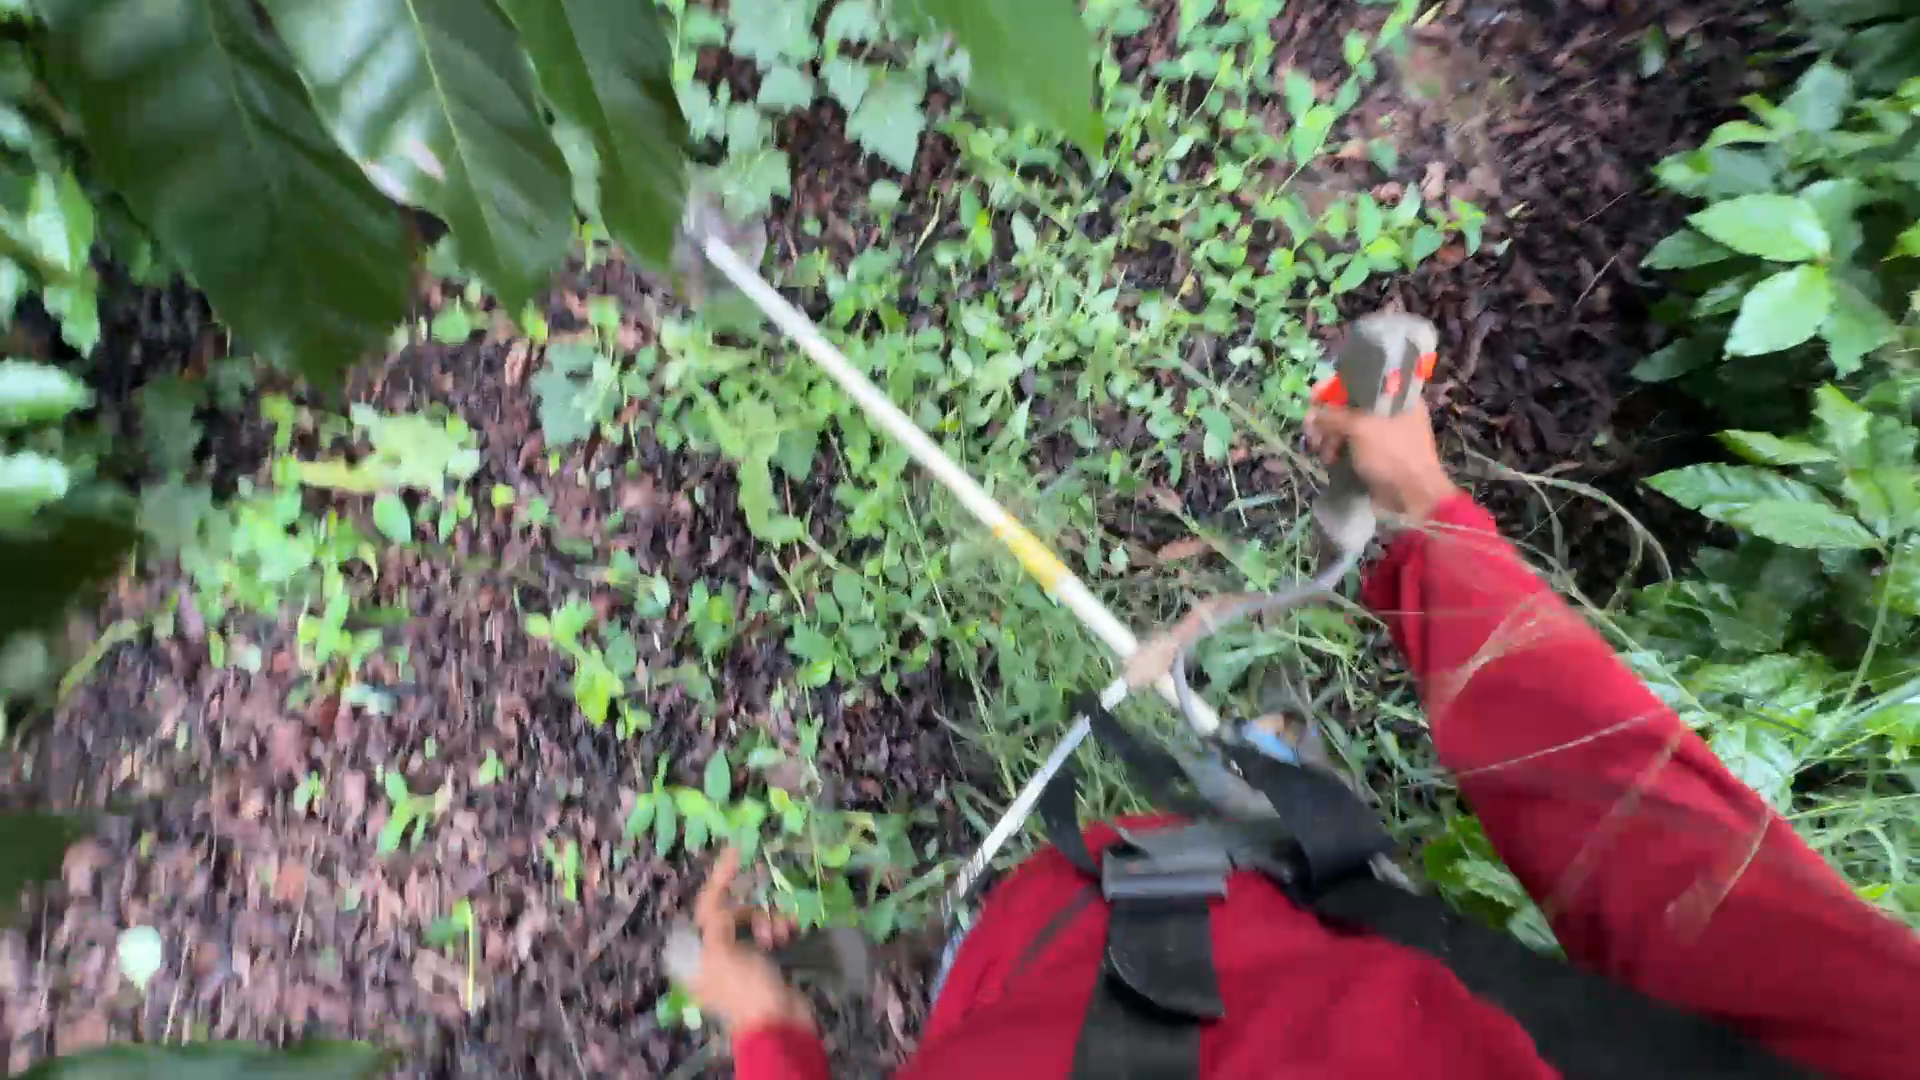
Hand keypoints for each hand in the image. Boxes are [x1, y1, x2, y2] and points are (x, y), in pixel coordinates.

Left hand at [687, 849, 813, 1034]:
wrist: (779, 1024)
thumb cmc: (746, 989)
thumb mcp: (722, 953)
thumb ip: (716, 922)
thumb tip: (720, 905)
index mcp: (699, 954)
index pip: (706, 906)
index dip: (720, 877)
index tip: (737, 850)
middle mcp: (716, 955)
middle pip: (734, 913)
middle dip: (754, 913)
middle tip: (768, 929)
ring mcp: (741, 959)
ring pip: (756, 921)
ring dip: (771, 921)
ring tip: (782, 935)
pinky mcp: (765, 963)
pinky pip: (772, 932)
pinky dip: (782, 928)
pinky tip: (791, 933)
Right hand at [1305, 401, 1456, 520]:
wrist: (1412, 496)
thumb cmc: (1392, 455)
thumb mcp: (1361, 429)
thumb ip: (1333, 417)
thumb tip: (1311, 414)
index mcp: (1396, 397)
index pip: (1359, 381)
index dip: (1333, 388)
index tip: (1313, 400)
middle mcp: (1390, 411)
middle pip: (1348, 405)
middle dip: (1327, 418)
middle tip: (1313, 433)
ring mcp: (1381, 434)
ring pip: (1345, 427)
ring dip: (1328, 437)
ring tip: (1322, 452)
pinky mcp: (1373, 454)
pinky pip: (1348, 444)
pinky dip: (1336, 449)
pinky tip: (1329, 459)